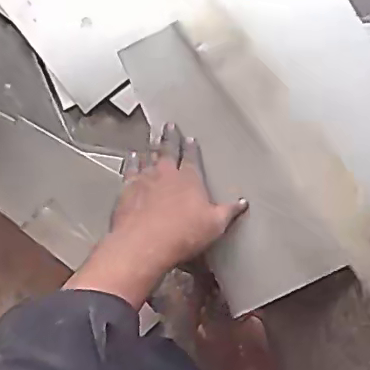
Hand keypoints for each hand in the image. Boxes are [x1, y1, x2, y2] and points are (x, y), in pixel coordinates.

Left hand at [65, 124, 247, 306]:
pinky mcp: (127, 189)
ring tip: (151, 136)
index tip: (190, 139)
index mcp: (189, 179)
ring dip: (150, 146)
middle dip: (170, 137)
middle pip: (168, 150)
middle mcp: (166, 174)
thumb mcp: (214, 225)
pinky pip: (130, 169)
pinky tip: (131, 156)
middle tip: (169, 126)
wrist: (144, 243)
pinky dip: (131, 161)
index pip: (192, 158)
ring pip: (148, 156)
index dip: (191, 148)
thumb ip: (228, 212)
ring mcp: (144, 179)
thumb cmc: (182, 234)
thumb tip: (242, 203)